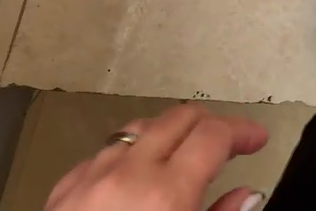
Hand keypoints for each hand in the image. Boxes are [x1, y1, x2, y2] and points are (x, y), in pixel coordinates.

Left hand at [45, 104, 269, 210]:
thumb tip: (246, 193)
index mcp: (166, 193)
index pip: (215, 134)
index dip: (242, 130)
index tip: (258, 140)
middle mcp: (127, 174)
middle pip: (180, 118)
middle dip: (210, 125)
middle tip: (229, 146)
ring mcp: (87, 181)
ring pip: (139, 129)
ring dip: (168, 136)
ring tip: (183, 159)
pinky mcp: (57, 198)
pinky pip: (101, 156)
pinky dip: (128, 157)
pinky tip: (133, 182)